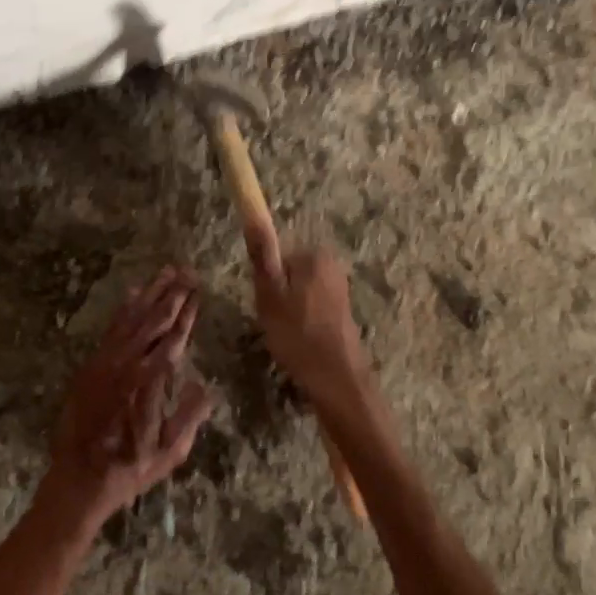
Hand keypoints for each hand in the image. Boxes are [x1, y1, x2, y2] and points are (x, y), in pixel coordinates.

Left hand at [41, 267, 214, 526]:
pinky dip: (124, 308)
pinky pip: (111, 328)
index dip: (187, 314)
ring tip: (167, 271)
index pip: (174, 337)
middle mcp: (129, 363)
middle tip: (187, 272)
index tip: (197, 292)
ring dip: (151, 293)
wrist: (79, 477)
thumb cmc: (129, 468)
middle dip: (173, 294)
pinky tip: (133, 292)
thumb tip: (204, 386)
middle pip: (155, 319)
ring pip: (133, 316)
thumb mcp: (170, 452)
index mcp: (151, 381)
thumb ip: (189, 416)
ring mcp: (107, 361)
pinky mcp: (92, 364)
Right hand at [254, 249, 372, 408]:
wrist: (337, 381)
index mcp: (315, 255)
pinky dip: (302, 323)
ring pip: (297, 293)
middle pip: (287, 273)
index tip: (267, 304)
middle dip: (278, 297)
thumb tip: (253, 213)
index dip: (266, 282)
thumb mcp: (270, 294)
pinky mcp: (342, 311)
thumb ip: (262, 254)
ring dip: (289, 312)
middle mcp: (331, 265)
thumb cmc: (299, 335)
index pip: (276, 257)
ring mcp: (339, 289)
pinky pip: (310, 308)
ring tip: (288, 336)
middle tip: (276, 323)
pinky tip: (301, 343)